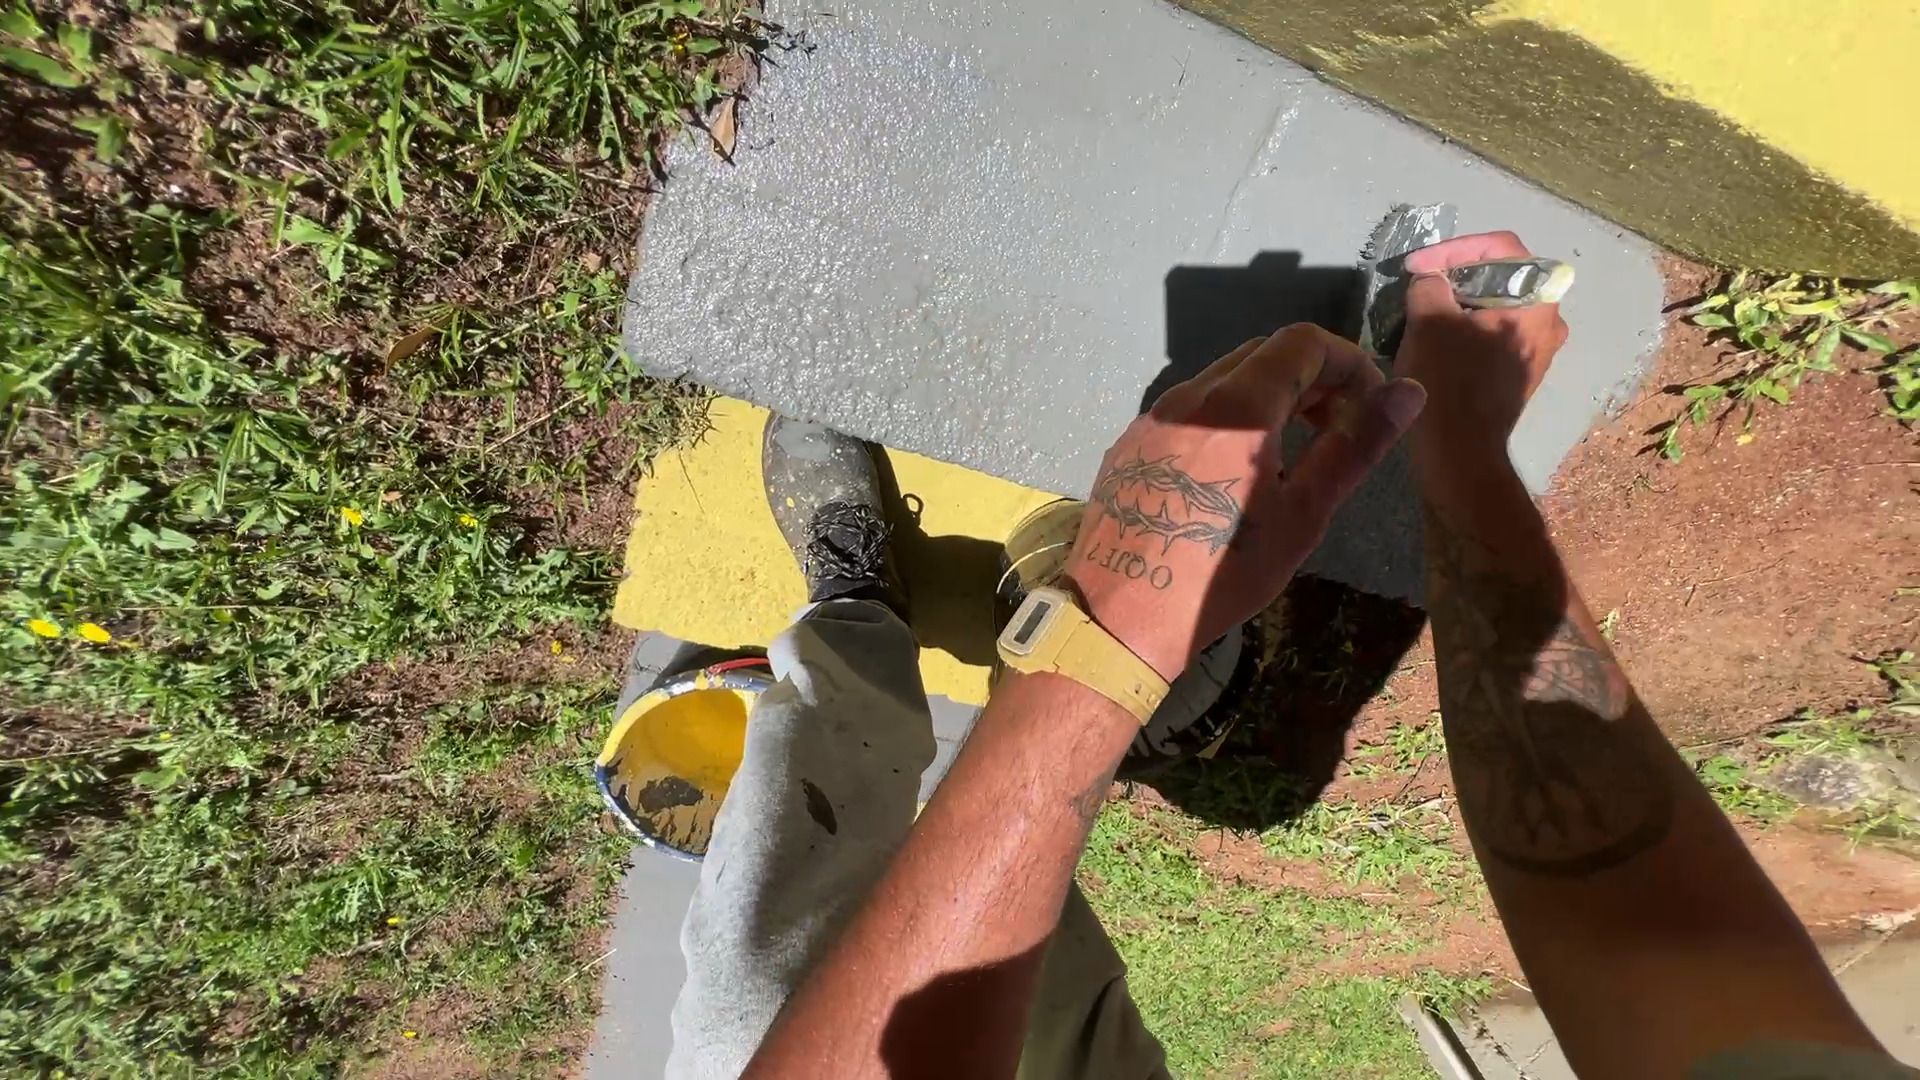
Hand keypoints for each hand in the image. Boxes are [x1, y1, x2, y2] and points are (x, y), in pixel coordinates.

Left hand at [1062, 325, 1425, 680]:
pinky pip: (1183, 413)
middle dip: (1309, 379)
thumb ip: (1355, 445)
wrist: (1120, 614)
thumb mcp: (1303, 513)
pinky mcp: (1126, 446)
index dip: (1348, 362)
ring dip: (1264, 399)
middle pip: (1259, 356)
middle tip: (1332, 429)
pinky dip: (1220, 421)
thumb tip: (1409, 392)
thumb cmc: (1223, 572)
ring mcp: (1148, 420)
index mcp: (1235, 404)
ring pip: (1218, 383)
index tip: (1367, 405)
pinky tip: (1225, 474)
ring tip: (1284, 454)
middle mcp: (1185, 397)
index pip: (1302, 341)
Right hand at [1396, 232, 1569, 446]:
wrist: (1458, 449)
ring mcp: (1536, 352)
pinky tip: (1436, 347)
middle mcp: (1549, 323)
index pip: (1501, 248)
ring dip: (1458, 308)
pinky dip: (1464, 333)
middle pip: (1501, 279)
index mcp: (1538, 302)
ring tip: (1422, 317)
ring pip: (1495, 311)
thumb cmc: (1447, 382)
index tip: (1415, 266)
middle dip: (1456, 278)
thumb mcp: (1428, 325)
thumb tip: (1429, 281)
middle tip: (1419, 288)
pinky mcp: (1517, 376)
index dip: (1453, 248)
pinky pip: (1491, 339)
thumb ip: (1428, 289)